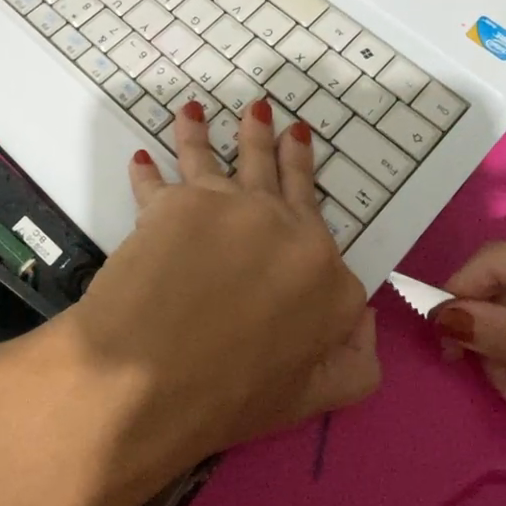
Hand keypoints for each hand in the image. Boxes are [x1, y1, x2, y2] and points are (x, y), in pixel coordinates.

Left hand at [60, 98, 378, 459]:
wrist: (153, 375)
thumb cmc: (235, 392)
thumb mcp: (316, 396)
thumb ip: (355, 361)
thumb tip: (363, 318)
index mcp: (321, 267)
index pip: (323, 234)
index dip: (312, 214)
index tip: (304, 196)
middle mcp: (279, 223)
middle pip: (277, 173)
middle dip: (273, 141)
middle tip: (264, 110)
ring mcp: (224, 205)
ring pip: (218, 158)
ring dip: (207, 132)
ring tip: (197, 110)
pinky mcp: (173, 202)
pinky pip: (160, 179)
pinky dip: (149, 168)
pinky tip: (143, 156)